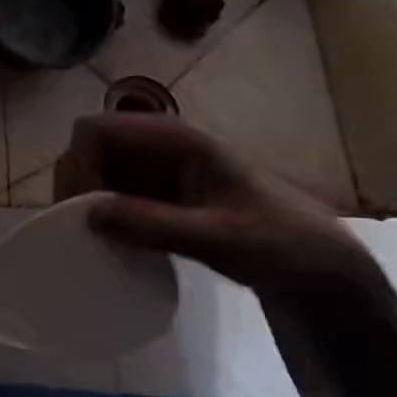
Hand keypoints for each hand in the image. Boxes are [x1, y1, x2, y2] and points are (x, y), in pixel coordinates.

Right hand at [58, 114, 375, 294]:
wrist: (319, 266)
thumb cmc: (279, 243)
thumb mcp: (219, 238)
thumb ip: (154, 225)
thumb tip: (89, 214)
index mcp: (173, 138)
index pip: (96, 130)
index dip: (78, 163)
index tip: (82, 209)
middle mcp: (157, 144)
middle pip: (89, 148)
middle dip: (77, 183)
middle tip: (81, 229)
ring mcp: (156, 167)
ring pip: (96, 170)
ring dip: (87, 199)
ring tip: (94, 238)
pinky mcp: (158, 190)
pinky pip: (113, 191)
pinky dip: (104, 212)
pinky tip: (114, 241)